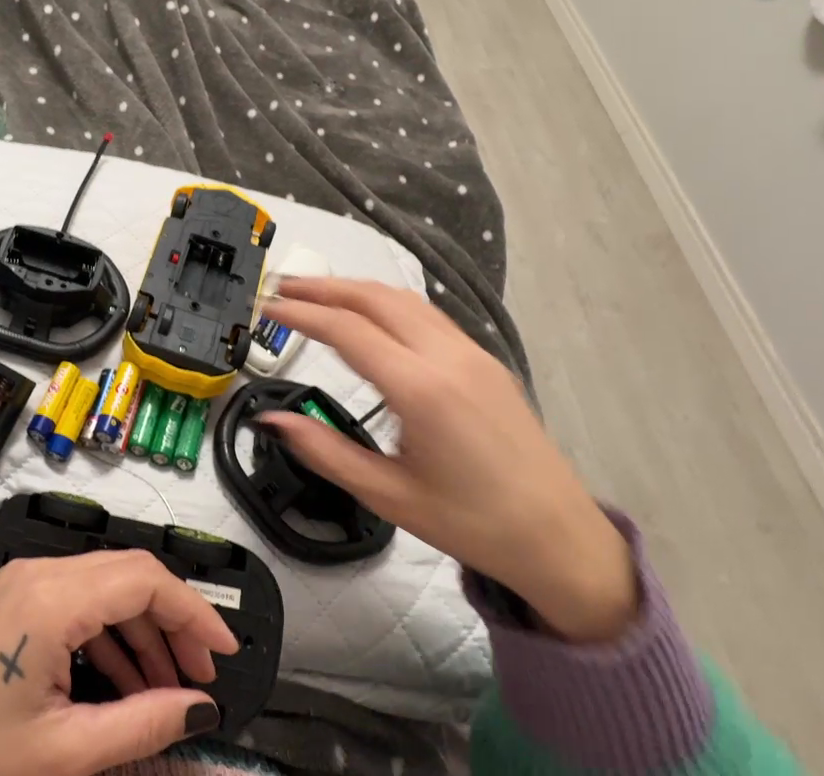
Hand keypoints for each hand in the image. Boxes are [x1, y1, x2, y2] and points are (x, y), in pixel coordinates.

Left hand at [0, 550, 239, 775]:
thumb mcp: (66, 750)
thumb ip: (143, 725)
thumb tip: (200, 710)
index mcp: (51, 600)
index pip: (145, 580)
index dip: (194, 612)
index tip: (225, 652)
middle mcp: (39, 574)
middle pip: (131, 575)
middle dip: (174, 623)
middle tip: (200, 678)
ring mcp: (25, 581)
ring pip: (109, 587)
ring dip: (144, 633)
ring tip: (166, 693)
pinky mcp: (18, 596)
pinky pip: (82, 600)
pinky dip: (113, 635)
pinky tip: (126, 685)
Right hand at [259, 278, 636, 642]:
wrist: (557, 536)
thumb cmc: (470, 522)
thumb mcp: (386, 494)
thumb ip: (324, 450)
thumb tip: (272, 420)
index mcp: (421, 390)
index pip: (347, 330)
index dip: (301, 313)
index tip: (266, 307)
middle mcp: (448, 358)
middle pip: (376, 298)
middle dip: (324, 287)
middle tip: (281, 288)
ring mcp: (472, 354)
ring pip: (404, 299)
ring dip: (356, 289)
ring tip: (316, 294)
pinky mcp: (485, 362)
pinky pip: (428, 314)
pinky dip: (387, 302)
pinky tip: (369, 315)